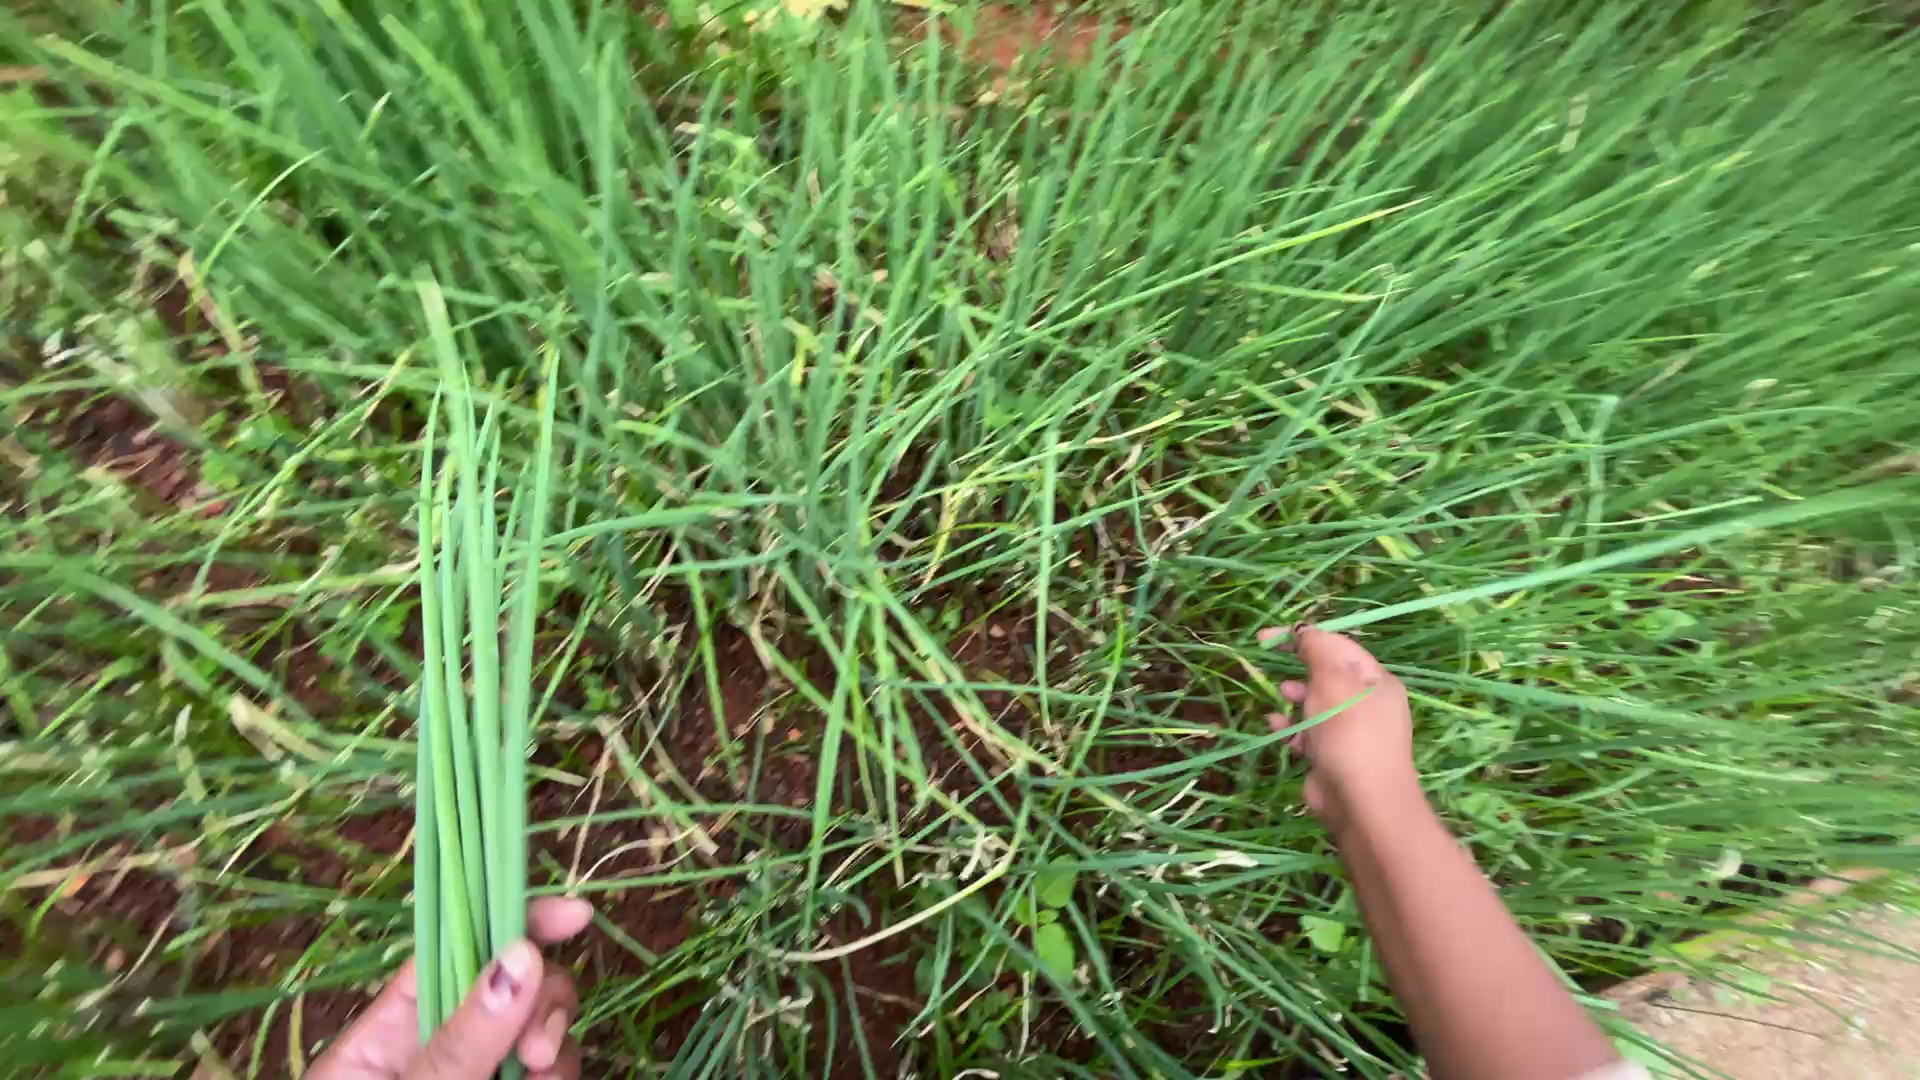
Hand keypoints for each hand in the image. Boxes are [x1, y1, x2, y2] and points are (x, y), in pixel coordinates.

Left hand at [309, 897, 593, 1079]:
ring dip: (557, 1049)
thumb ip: (461, 1038)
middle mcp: (444, 1040)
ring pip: (543, 1028)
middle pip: (522, 982)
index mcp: (393, 1027)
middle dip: (546, 1003)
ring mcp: (481, 1069)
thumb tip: (525, 952)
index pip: (464, 944)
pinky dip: (558, 1076)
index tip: (578, 915)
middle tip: (536, 1054)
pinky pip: (551, 1069)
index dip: (522, 916)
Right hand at [1259, 624, 1417, 824]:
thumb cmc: (1349, 734)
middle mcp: (1367, 704)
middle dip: (1296, 669)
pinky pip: (1308, 732)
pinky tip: (1277, 729)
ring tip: (1279, 700)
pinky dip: (1291, 728)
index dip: (1302, 637)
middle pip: (1325, 674)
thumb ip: (1317, 651)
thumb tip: (1303, 632)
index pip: (1337, 646)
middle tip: (1268, 665)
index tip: (1267, 638)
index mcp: (1375, 681)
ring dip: (1292, 699)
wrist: (1362, 802)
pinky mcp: (1334, 755)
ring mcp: (1351, 731)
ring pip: (1314, 703)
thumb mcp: (1332, 682)